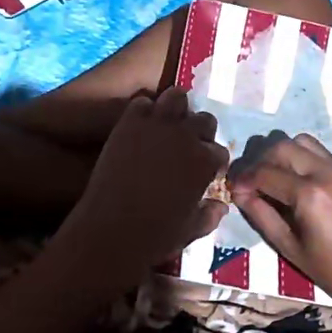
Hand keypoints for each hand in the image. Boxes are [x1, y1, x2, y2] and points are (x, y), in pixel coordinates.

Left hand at [54, 88, 228, 290]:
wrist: (112, 230)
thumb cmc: (157, 235)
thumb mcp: (191, 230)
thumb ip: (209, 215)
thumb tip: (220, 206)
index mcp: (205, 161)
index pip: (220, 151)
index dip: (213, 163)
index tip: (204, 173)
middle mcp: (186, 136)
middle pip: (204, 119)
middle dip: (200, 132)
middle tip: (187, 146)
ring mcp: (157, 125)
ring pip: (176, 97)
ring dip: (176, 109)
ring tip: (168, 124)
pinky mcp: (129, 123)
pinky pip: (142, 103)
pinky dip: (144, 111)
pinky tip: (139, 127)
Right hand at [231, 133, 331, 321]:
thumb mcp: (291, 248)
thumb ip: (262, 215)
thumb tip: (240, 194)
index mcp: (309, 194)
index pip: (264, 172)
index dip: (243, 180)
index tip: (232, 191)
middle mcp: (324, 172)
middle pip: (279, 146)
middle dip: (258, 160)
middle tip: (248, 184)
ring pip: (299, 141)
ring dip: (279, 153)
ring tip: (270, 179)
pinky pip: (316, 150)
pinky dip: (298, 156)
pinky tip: (291, 180)